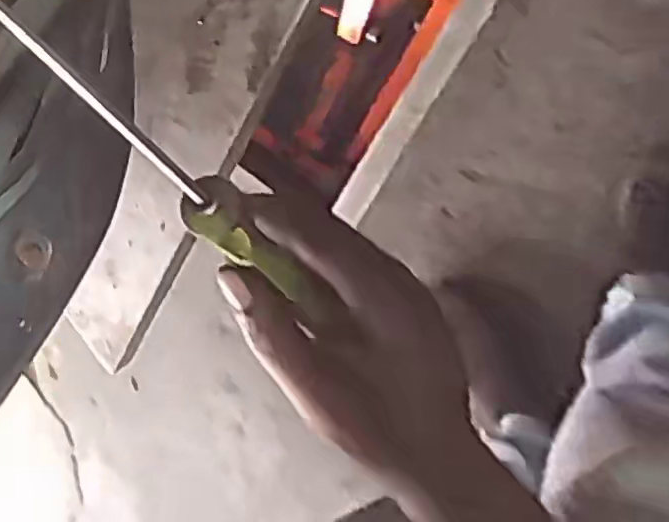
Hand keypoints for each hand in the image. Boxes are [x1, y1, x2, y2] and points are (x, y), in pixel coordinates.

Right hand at [218, 196, 538, 519]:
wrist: (441, 460)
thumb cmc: (378, 431)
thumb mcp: (314, 391)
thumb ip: (269, 332)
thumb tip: (230, 275)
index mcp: (381, 298)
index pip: (313, 235)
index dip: (266, 216)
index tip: (227, 208)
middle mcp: (396, 277)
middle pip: (324, 224)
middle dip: (273, 217)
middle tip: (231, 221)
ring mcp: (402, 280)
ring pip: (335, 232)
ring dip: (290, 230)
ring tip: (252, 241)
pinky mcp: (398, 286)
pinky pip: (346, 249)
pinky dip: (310, 247)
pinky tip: (289, 267)